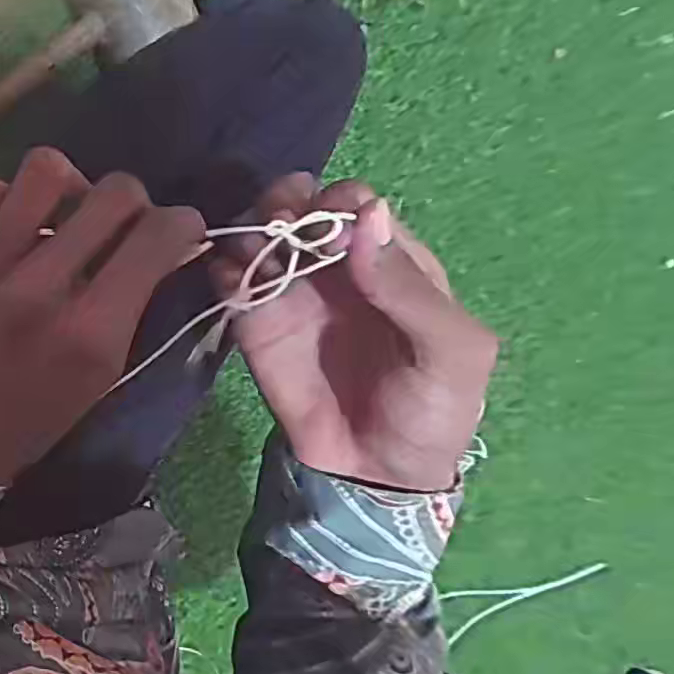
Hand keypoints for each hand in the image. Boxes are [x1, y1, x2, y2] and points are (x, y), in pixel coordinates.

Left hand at [0, 148, 206, 484]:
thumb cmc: (41, 416)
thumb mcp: (106, 372)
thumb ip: (139, 304)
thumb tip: (168, 242)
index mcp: (90, 328)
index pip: (157, 234)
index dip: (183, 222)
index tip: (177, 230)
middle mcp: (39, 288)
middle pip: (112, 193)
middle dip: (135, 201)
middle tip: (122, 226)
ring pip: (40, 172)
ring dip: (69, 183)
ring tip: (67, 211)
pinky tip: (5, 217)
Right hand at [217, 174, 496, 491]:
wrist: (374, 470)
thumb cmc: (431, 408)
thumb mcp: (451, 350)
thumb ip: (410, 286)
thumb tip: (365, 216)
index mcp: (389, 262)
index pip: (356, 206)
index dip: (338, 204)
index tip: (327, 230)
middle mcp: (333, 268)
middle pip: (299, 209)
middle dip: (283, 203)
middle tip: (277, 225)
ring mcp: (288, 294)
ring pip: (257, 237)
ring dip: (247, 231)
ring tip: (250, 252)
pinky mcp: (252, 324)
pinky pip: (230, 283)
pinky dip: (222, 271)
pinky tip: (230, 281)